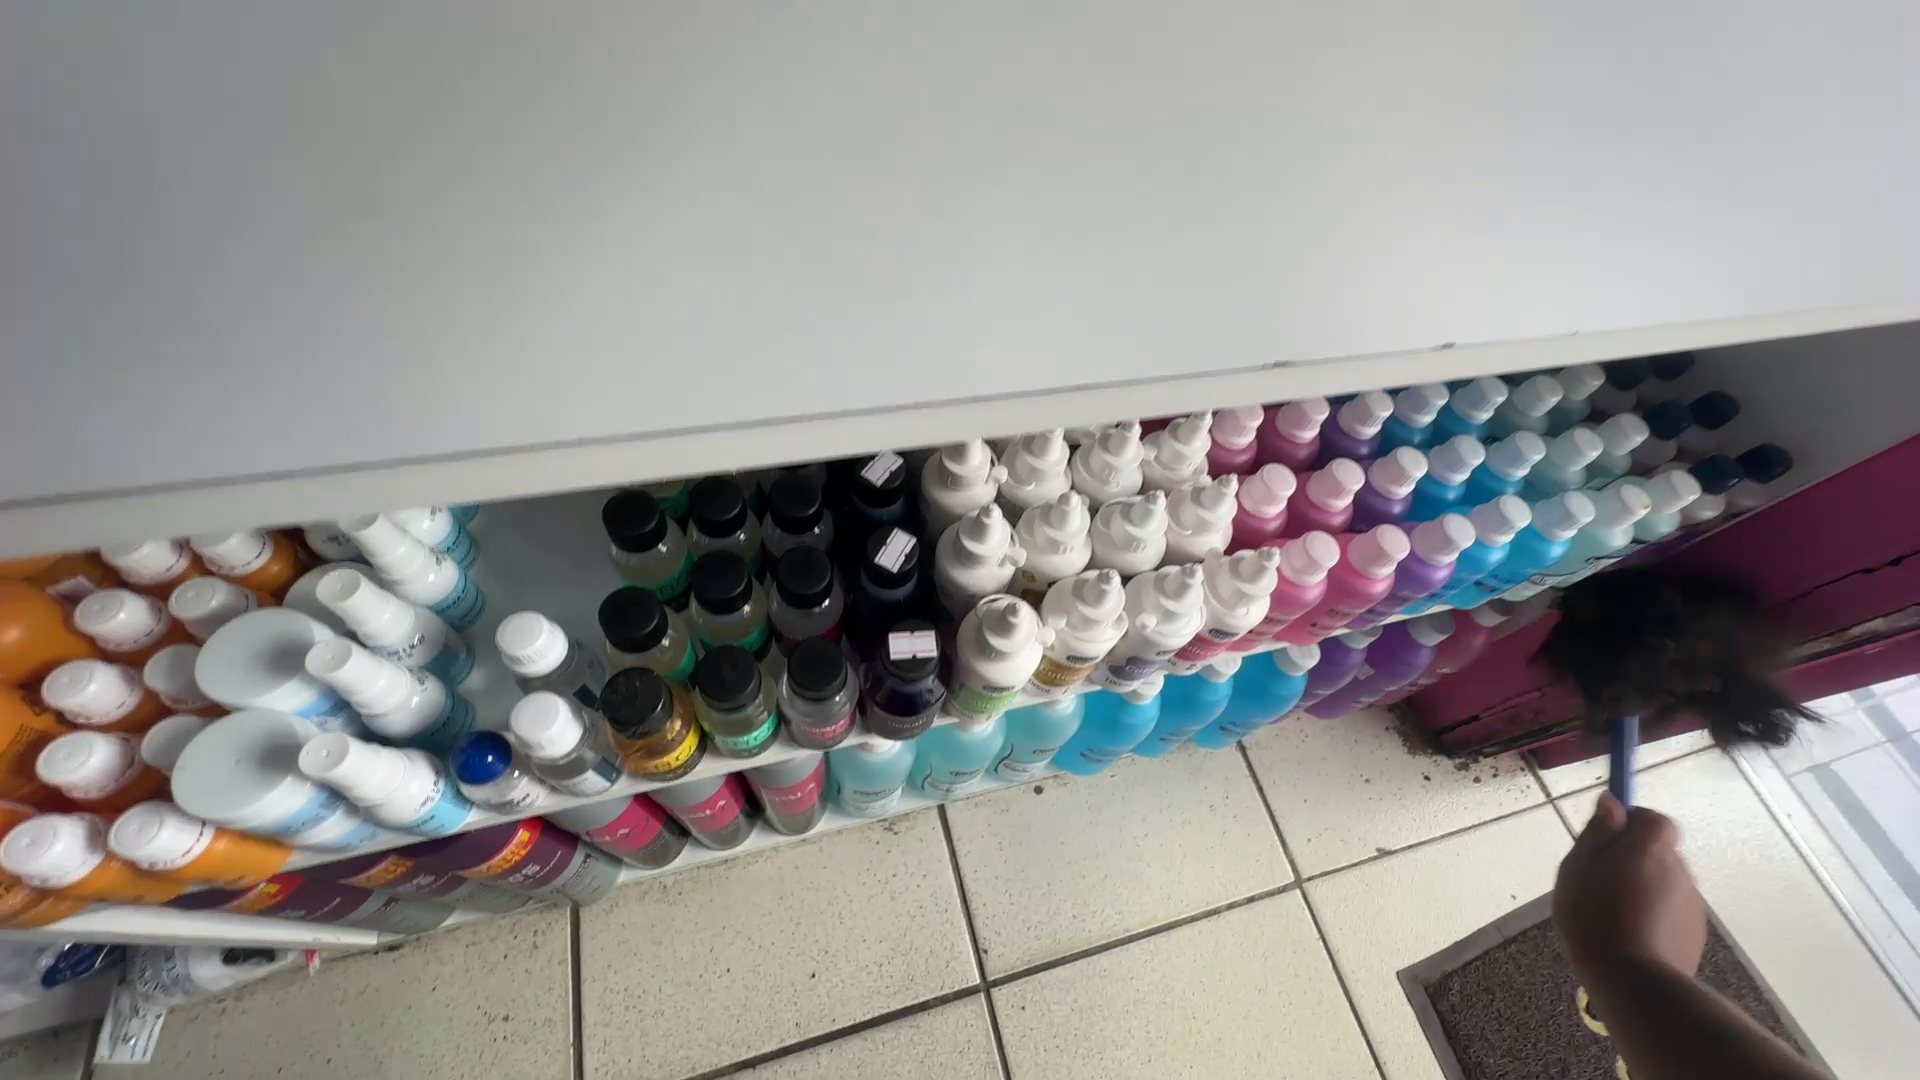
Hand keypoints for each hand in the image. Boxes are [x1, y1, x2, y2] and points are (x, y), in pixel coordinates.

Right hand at [1553, 793, 1707, 983]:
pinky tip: (1628, 926)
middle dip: (1633, 855)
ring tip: (1610, 904)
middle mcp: (1680, 873)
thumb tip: (1613, 801)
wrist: (1631, 977)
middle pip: (1660, 850)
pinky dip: (1652, 908)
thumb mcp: (1578, 865)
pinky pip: (1670, 906)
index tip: (1606, 835)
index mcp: (1651, 851)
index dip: (1633, 821)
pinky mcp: (1694, 932)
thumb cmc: (1592, 912)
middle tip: (1598, 874)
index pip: (1656, 820)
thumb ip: (1599, 831)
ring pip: (1665, 880)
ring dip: (1642, 882)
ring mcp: (1692, 905)